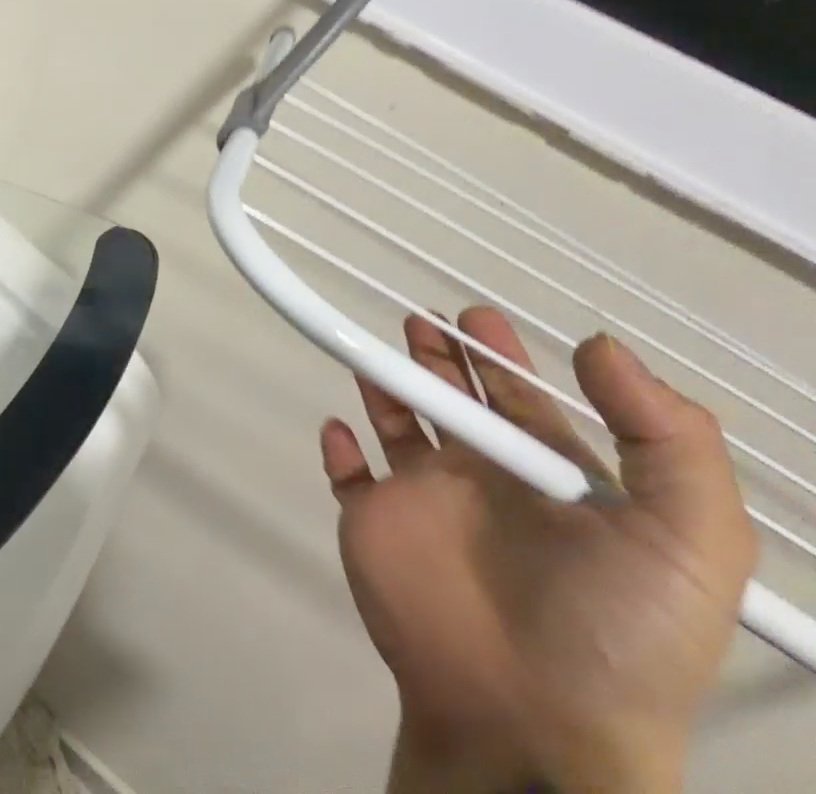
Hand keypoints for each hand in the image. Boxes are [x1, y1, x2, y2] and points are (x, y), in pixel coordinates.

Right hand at [321, 308, 755, 793]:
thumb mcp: (694, 535)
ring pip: (400, 429)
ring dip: (390, 387)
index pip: (531, 406)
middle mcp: (490, 484)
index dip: (507, 360)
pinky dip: (337, 449)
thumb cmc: (620, 625)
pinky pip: (346, 477)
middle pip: (459, 405)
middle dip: (444, 359)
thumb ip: (666, 435)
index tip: (481, 317)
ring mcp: (425, 504)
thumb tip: (597, 347)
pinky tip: (337, 425)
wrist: (532, 713)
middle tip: (427, 318)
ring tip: (380, 347)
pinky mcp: (372, 524)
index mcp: (561, 484)